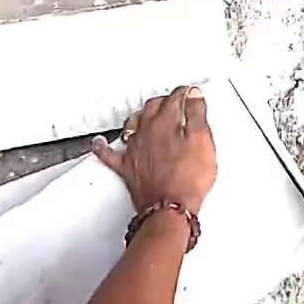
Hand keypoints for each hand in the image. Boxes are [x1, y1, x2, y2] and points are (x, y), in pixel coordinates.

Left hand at [92, 85, 217, 214]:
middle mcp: (146, 131)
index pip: (175, 97)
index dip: (185, 93)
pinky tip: (100, 142)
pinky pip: (108, 153)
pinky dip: (103, 146)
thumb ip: (197, 115)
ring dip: (142, 115)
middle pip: (153, 106)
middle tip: (176, 102)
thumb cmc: (187, 179)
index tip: (191, 94)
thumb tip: (193, 96)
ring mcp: (134, 149)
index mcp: (166, 122)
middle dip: (165, 101)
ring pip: (133, 123)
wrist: (170, 209)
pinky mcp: (126, 167)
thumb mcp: (202, 141)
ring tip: (151, 113)